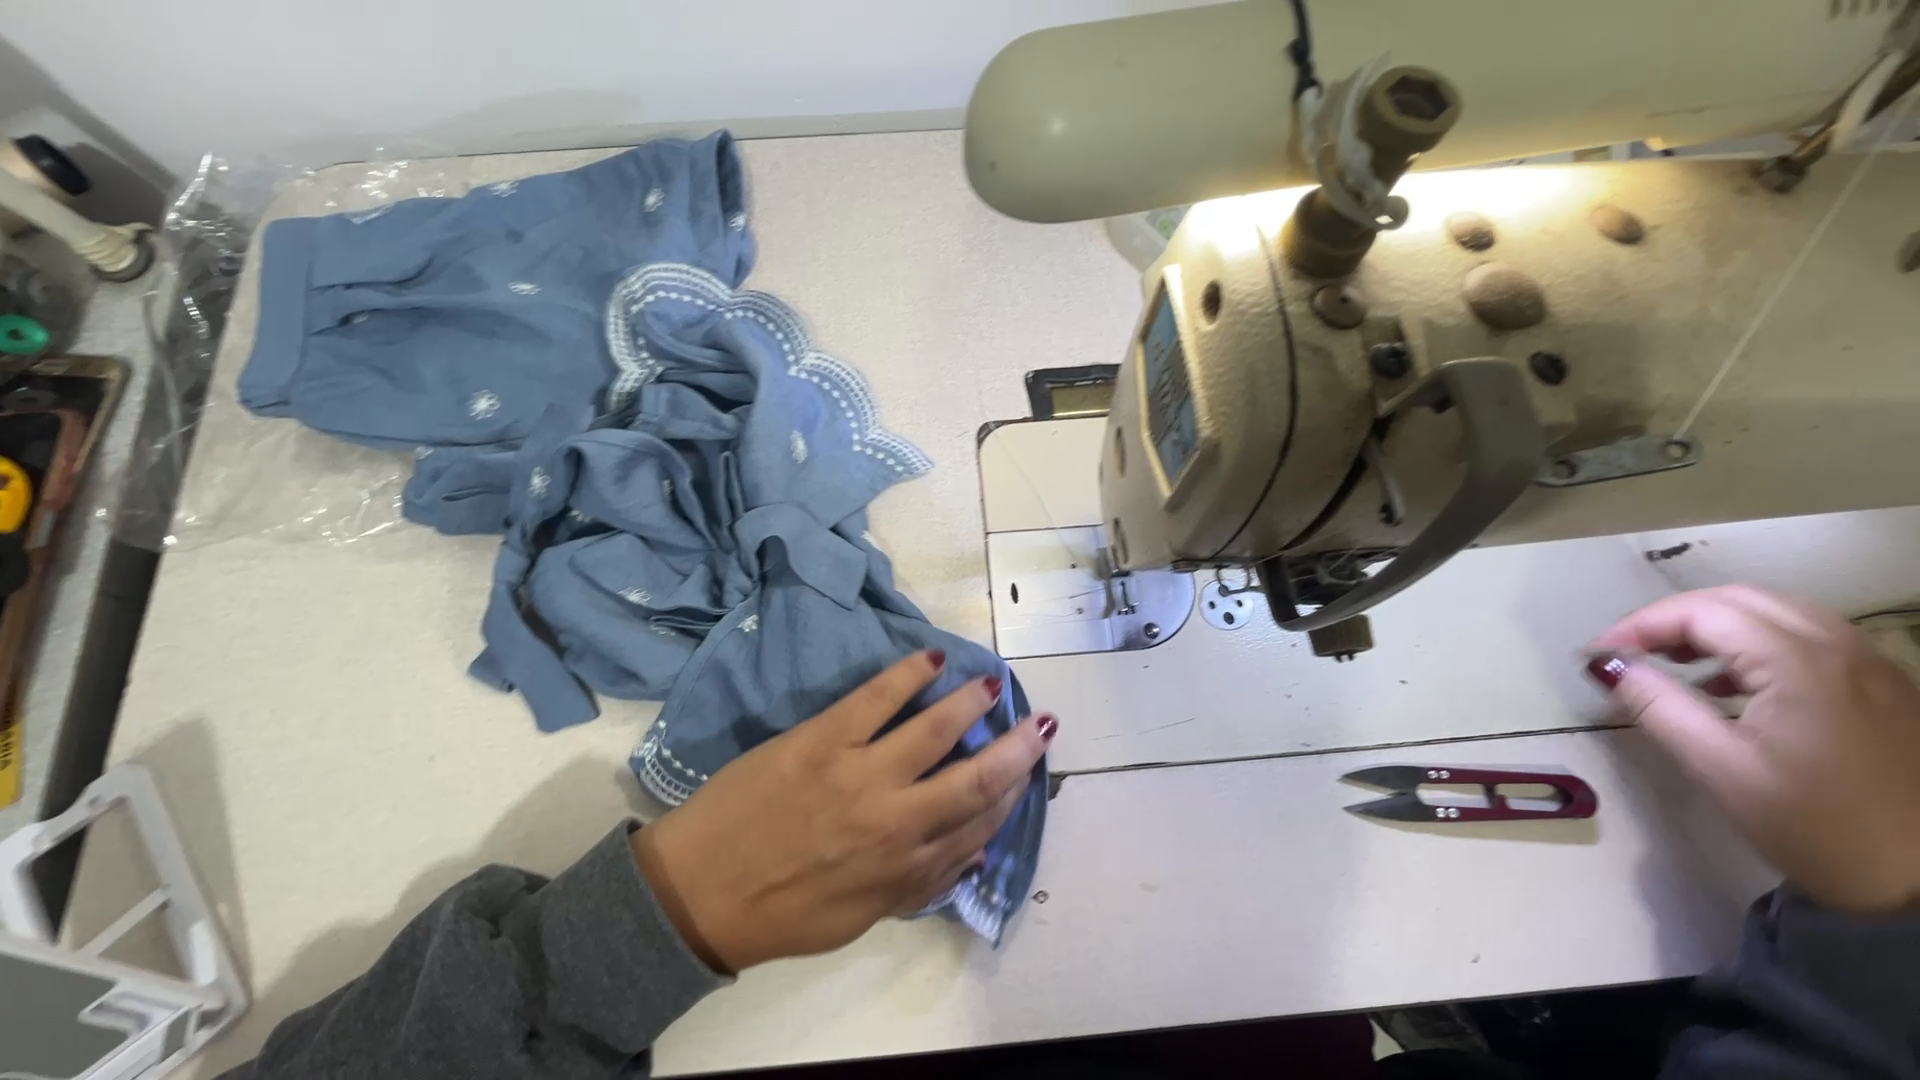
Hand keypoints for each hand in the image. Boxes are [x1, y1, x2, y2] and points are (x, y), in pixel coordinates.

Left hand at [629, 650, 1054, 971]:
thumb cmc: (782, 912)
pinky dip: (907, 674)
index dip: (1009, 797)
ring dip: (970, 704)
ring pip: (933, 732)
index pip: (976, 826)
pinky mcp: (821, 741)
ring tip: (991, 684)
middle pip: (973, 780)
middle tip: (1040, 723)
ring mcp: (859, 775)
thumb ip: (921, 883)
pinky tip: (933, 658)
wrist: (701, 894)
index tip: (1027, 772)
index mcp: (905, 867)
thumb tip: (973, 848)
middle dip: (1014, 751)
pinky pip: (874, 699)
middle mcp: (895, 821)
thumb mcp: (862, 916)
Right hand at [1588, 585, 1919, 914]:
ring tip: (1671, 661)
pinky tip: (1728, 682)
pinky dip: (1752, 641)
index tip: (1600, 654)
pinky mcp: (1882, 688)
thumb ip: (1657, 706)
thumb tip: (1607, 665)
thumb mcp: (1718, 767)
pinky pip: (1806, 637)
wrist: (1918, 882)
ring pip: (1775, 611)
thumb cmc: (1812, 824)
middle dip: (1674, 617)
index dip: (1641, 624)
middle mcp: (1842, 649)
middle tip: (1629, 651)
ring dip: (1713, 625)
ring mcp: (1871, 666)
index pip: (1702, 612)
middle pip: (1739, 600)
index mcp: (1800, 664)